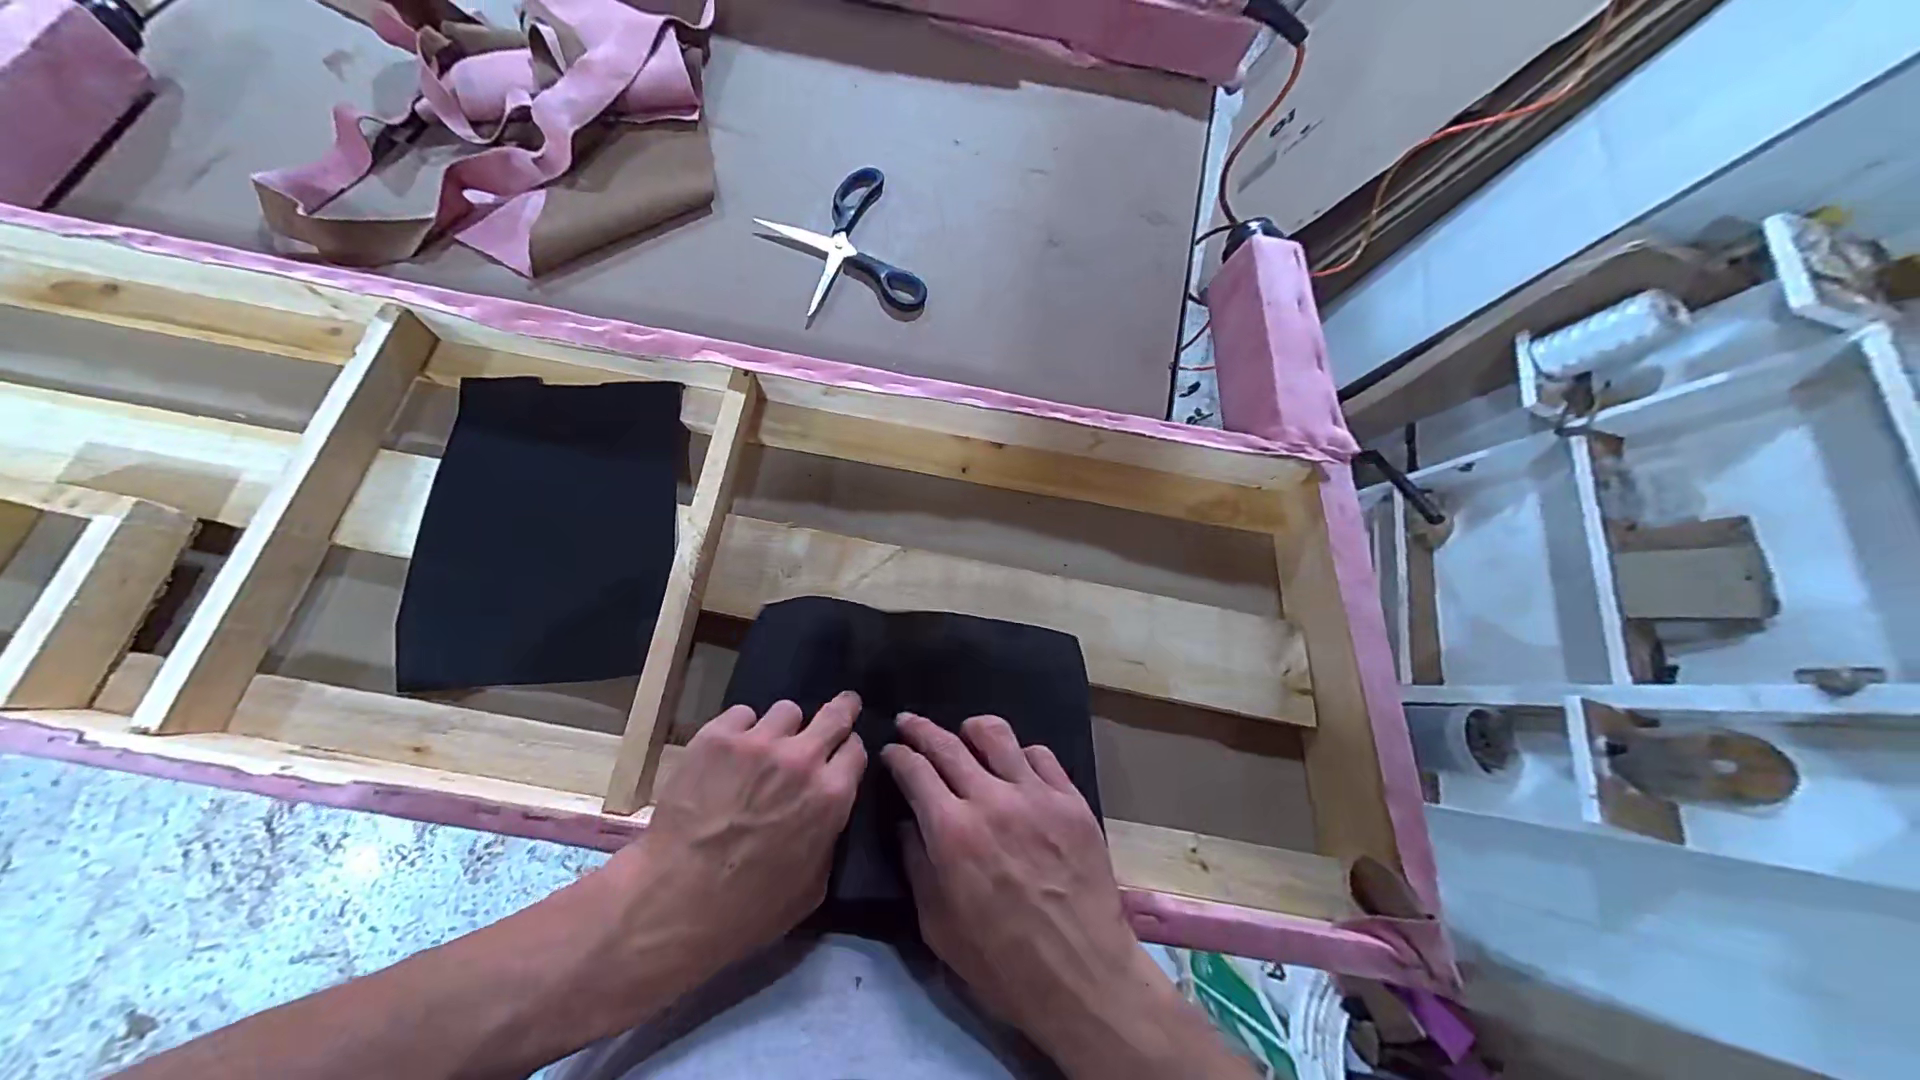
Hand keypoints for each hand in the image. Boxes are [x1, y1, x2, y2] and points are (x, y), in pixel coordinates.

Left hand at [602, 692, 866, 987]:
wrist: (674, 901)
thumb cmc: (749, 908)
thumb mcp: (813, 884)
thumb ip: (829, 836)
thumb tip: (829, 814)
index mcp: (831, 795)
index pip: (856, 748)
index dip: (849, 751)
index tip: (842, 753)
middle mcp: (802, 758)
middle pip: (836, 713)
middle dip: (842, 709)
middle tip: (841, 707)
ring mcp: (758, 742)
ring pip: (787, 710)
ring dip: (784, 727)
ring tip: (767, 744)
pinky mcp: (717, 737)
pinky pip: (741, 714)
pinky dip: (741, 730)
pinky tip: (730, 751)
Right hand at [883, 713, 1254, 1079]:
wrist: (1081, 975)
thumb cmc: (1000, 961)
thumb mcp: (937, 925)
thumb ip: (917, 864)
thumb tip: (907, 823)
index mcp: (952, 831)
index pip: (915, 770)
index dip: (897, 754)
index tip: (890, 750)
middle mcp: (991, 800)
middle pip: (948, 743)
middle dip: (920, 729)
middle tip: (909, 723)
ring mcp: (1036, 795)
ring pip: (997, 734)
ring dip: (971, 729)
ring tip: (964, 733)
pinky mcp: (1071, 800)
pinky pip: (1041, 756)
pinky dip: (1020, 754)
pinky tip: (1016, 766)